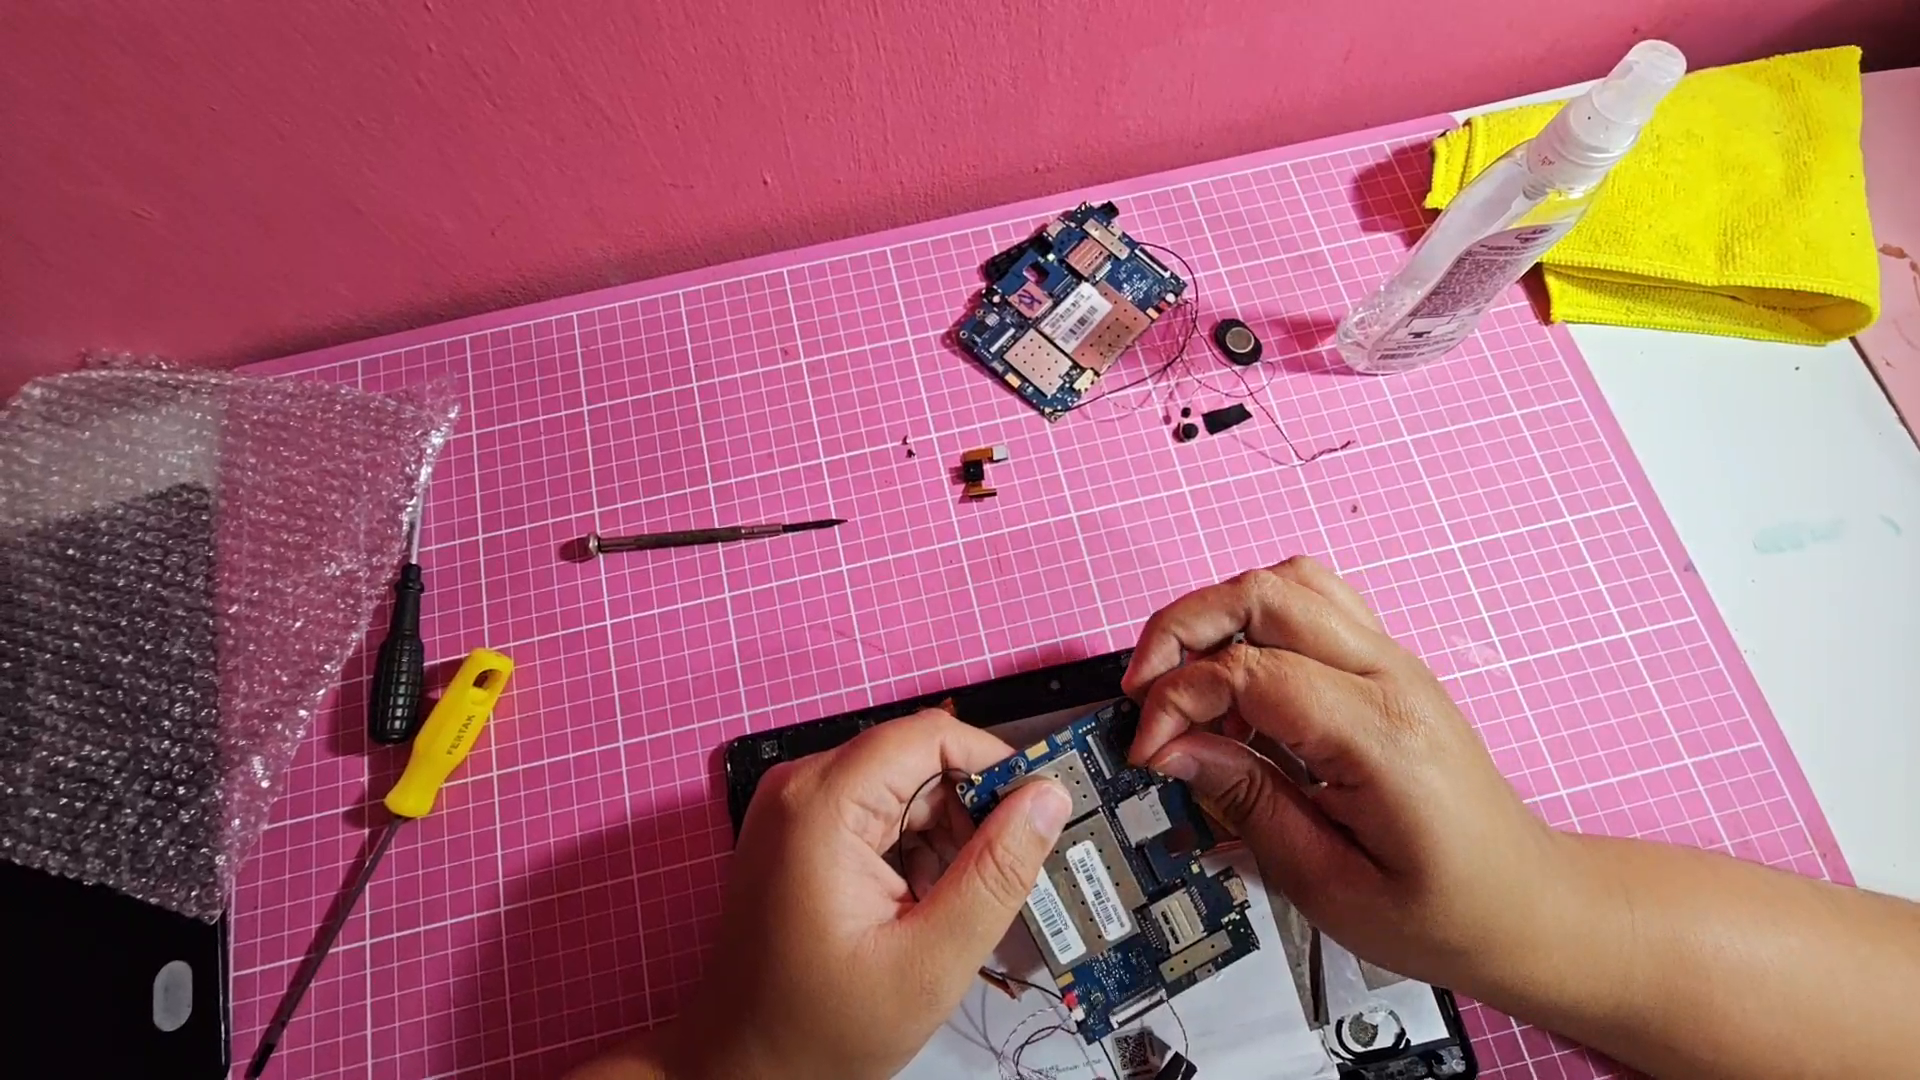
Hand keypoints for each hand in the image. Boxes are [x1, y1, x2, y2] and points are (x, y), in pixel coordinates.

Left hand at [584, 709, 1072, 1079]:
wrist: (741, 1070)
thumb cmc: (821, 1029)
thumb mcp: (929, 962)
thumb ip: (996, 875)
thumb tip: (1047, 799)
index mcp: (824, 803)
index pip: (931, 736)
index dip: (993, 764)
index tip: (1033, 812)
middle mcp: (803, 782)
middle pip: (917, 757)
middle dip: (968, 809)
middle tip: (992, 877)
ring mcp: (798, 800)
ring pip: (904, 781)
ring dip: (942, 830)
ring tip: (947, 901)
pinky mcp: (802, 821)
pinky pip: (878, 804)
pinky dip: (912, 841)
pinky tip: (916, 897)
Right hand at [1122, 557, 1567, 989]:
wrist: (1530, 904)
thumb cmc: (1446, 908)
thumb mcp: (1328, 883)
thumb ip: (1244, 800)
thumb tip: (1174, 748)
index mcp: (1381, 734)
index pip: (1249, 671)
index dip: (1177, 701)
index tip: (1150, 748)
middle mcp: (1389, 675)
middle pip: (1261, 594)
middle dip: (1179, 629)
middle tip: (1145, 687)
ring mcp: (1390, 658)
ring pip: (1284, 579)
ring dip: (1214, 613)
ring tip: (1183, 673)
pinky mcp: (1381, 659)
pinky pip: (1308, 596)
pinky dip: (1252, 613)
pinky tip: (1234, 666)